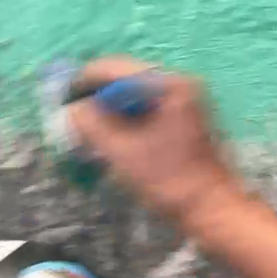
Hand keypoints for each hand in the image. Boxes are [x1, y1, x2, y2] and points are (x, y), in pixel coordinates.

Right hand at [68, 57, 246, 225]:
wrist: (213, 209)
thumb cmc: (169, 180)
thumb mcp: (122, 152)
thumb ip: (92, 124)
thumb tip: (73, 109)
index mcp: (169, 85)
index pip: (116, 69)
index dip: (85, 81)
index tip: (64, 99)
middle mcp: (181, 84)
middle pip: (127, 79)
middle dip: (98, 97)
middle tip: (75, 116)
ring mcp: (187, 100)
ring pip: (137, 95)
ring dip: (112, 109)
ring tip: (90, 129)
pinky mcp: (187, 118)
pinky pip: (150, 108)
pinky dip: (129, 118)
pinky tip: (115, 137)